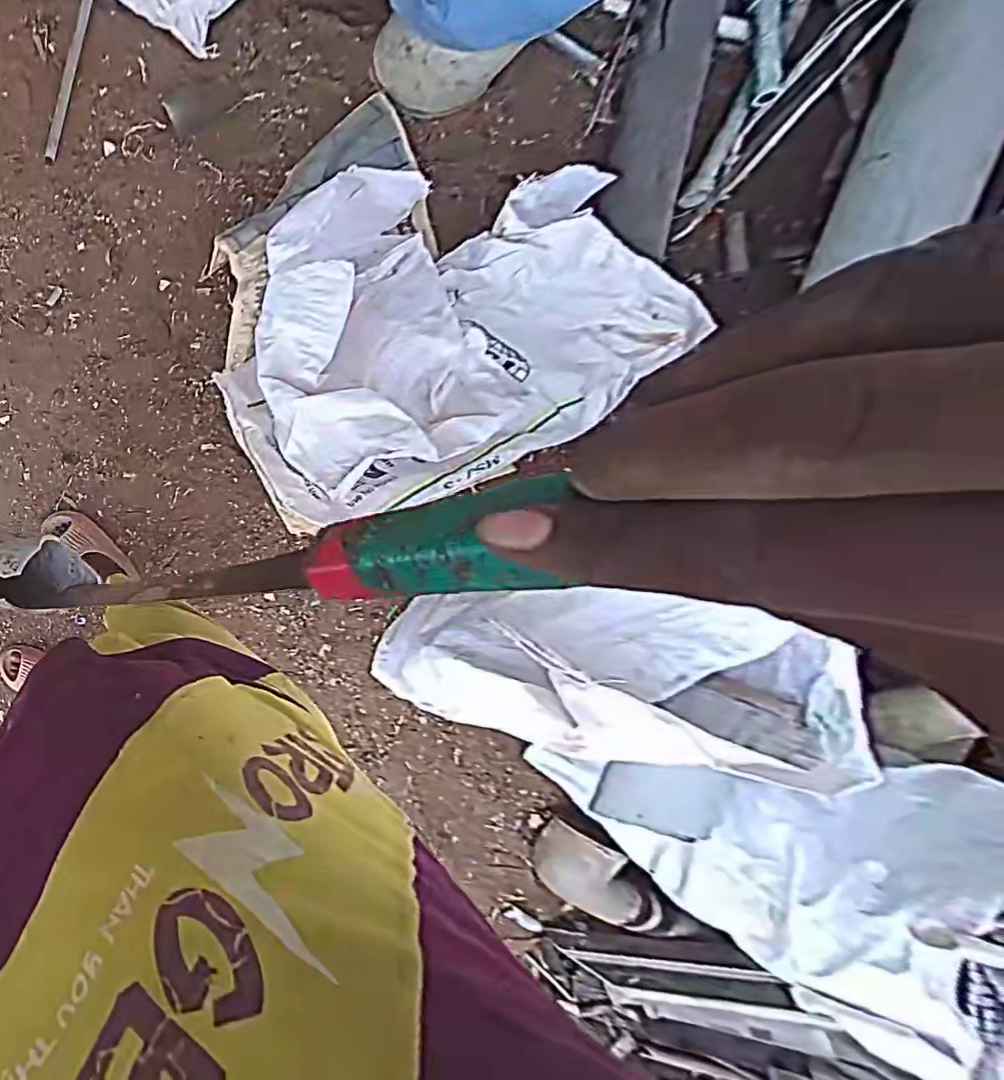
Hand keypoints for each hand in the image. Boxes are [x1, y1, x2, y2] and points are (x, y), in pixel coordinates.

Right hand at [475, 223, 1003, 727]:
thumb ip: (845, 615)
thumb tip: (665, 550)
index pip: (787, 551)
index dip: (623, 543)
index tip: (512, 533)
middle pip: (825, 421)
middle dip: (651, 450)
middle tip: (561, 472)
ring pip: (865, 314)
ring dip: (706, 382)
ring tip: (640, 424)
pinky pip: (914, 271)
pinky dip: (796, 324)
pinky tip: (739, 372)